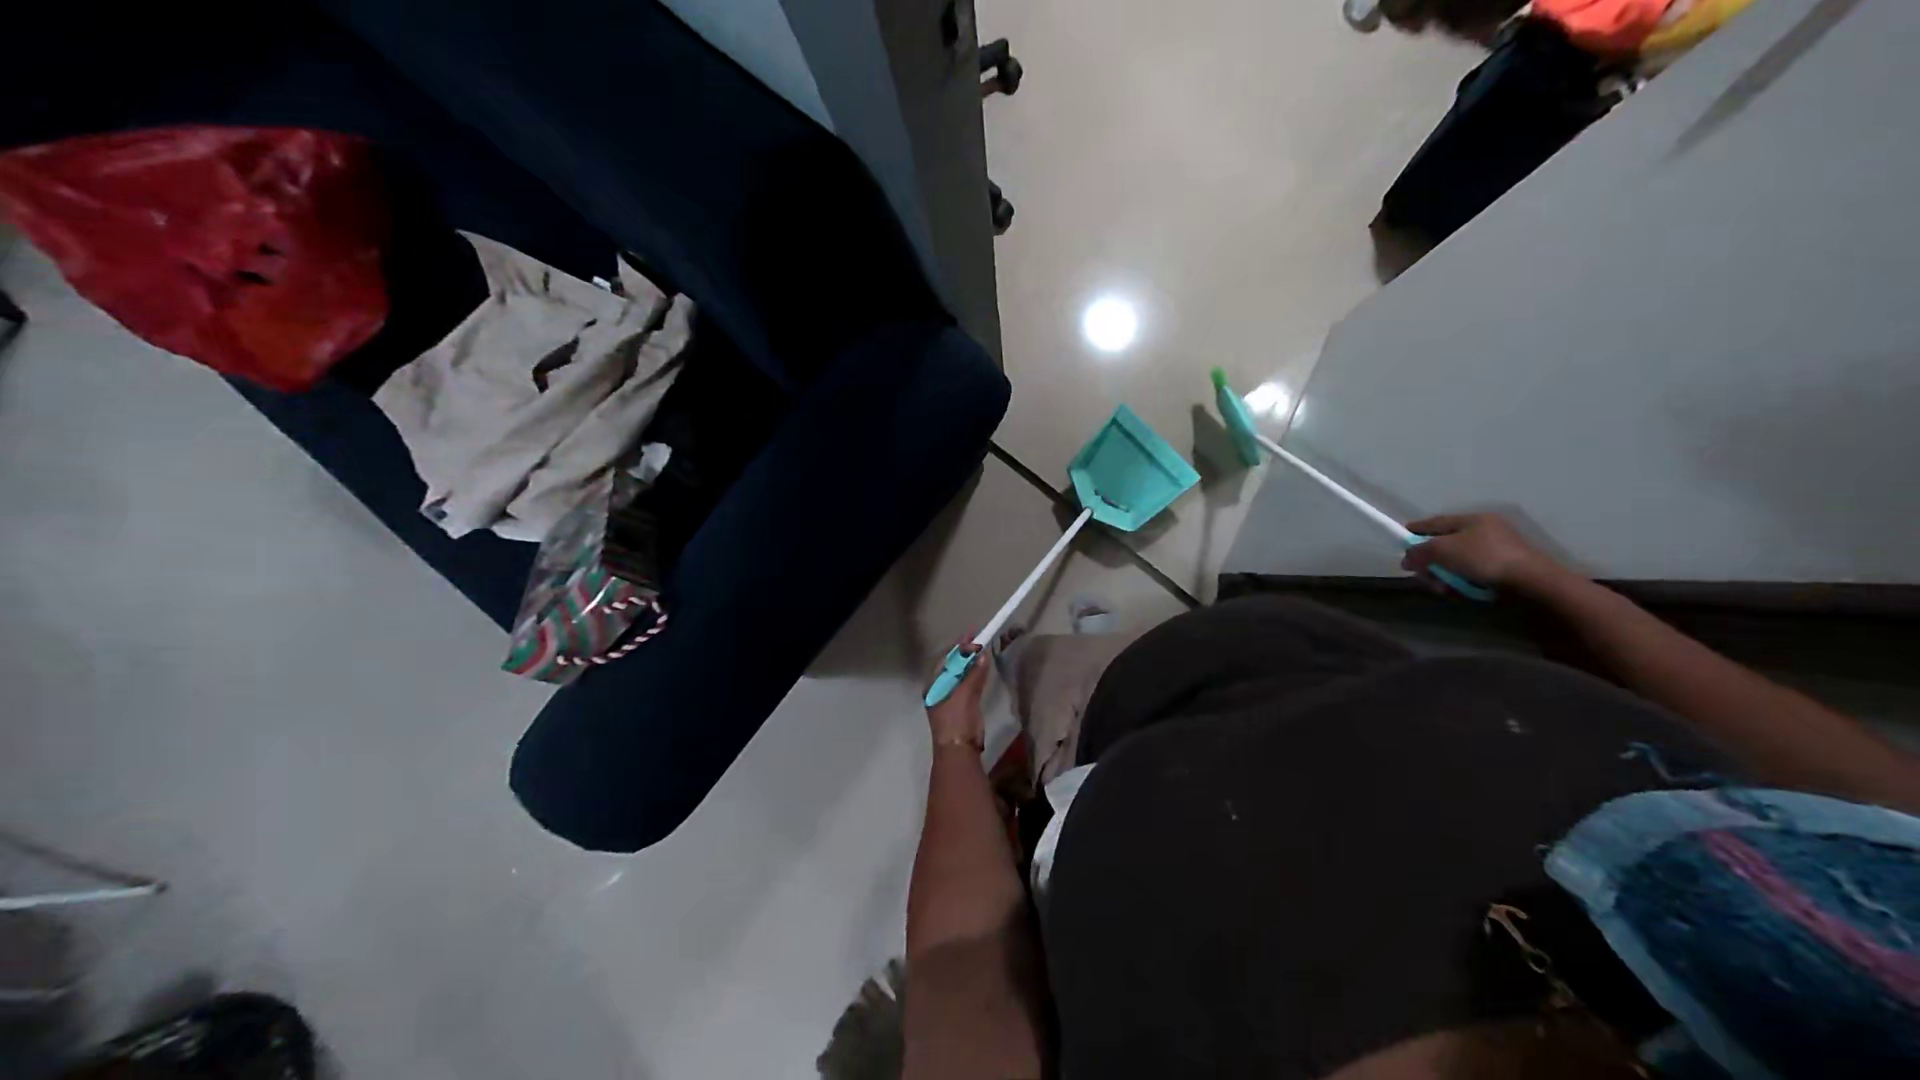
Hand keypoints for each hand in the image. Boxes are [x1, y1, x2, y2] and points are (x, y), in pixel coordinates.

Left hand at [926, 639, 989, 749]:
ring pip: (959, 674)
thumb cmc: (957, 721)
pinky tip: (981, 669)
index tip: (973, 635)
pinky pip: (966, 684)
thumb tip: (982, 654)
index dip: (959, 646)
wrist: (959, 752)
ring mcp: (949, 698)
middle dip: (964, 652)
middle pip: (952, 665)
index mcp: (934, 686)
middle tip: (979, 639)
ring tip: (982, 649)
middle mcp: (939, 689)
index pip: (946, 659)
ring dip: (969, 662)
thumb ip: (974, 674)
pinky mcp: (960, 707)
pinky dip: (973, 674)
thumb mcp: (965, 695)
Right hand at [1403, 513, 1569, 592]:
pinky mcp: (1503, 569)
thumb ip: (1419, 551)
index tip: (1400, 539)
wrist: (1531, 581)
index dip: (1416, 530)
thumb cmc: (1484, 558)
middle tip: (1421, 574)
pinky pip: (1471, 572)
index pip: (1436, 522)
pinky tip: (1457, 590)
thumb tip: (1407, 559)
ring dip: (1444, 574)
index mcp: (1473, 519)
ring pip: (1456, 561)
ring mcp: (1496, 550)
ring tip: (1440, 587)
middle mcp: (1485, 531)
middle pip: (1445, 544)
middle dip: (1430, 560)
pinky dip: (1460, 581)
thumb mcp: (1442, 550)